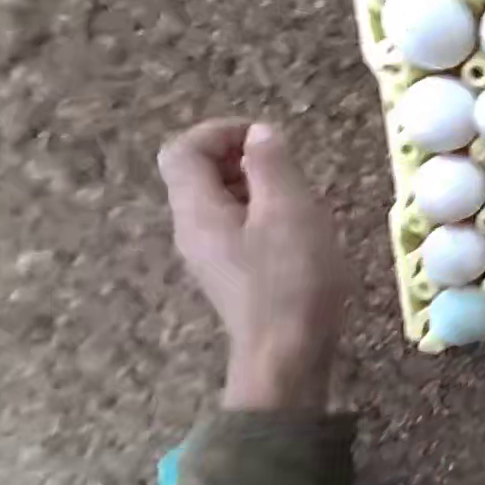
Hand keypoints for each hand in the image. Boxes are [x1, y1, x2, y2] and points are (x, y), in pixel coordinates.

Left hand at [157, 119, 347, 410]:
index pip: (183, 150)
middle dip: (241, 158)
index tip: (266, 136)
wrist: (287, 352)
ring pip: (221, 203)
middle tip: (289, 165)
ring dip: (256, 187)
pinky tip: (299, 232)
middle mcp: (192, 230)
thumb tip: (260, 133)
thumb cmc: (291, 278)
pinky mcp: (234, 276)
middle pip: (198, 175)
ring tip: (301, 197)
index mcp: (197, 210)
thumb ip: (273, 165)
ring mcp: (211, 256)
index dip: (219, 131)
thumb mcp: (290, 211)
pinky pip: (237, 228)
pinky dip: (263, 214)